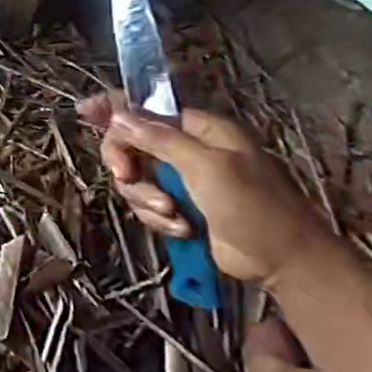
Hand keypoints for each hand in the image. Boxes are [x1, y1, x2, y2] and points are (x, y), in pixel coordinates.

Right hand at [79, 95, 330, 287]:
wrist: (286, 264)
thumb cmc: (254, 208)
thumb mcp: (207, 167)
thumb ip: (160, 139)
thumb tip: (119, 115)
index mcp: (200, 128)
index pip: (147, 108)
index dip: (115, 108)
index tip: (85, 111)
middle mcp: (188, 149)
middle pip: (131, 143)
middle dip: (128, 164)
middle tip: (126, 177)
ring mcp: (183, 179)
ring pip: (136, 177)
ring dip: (146, 198)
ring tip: (172, 215)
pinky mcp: (181, 207)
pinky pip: (147, 204)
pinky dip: (158, 217)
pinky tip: (182, 228)